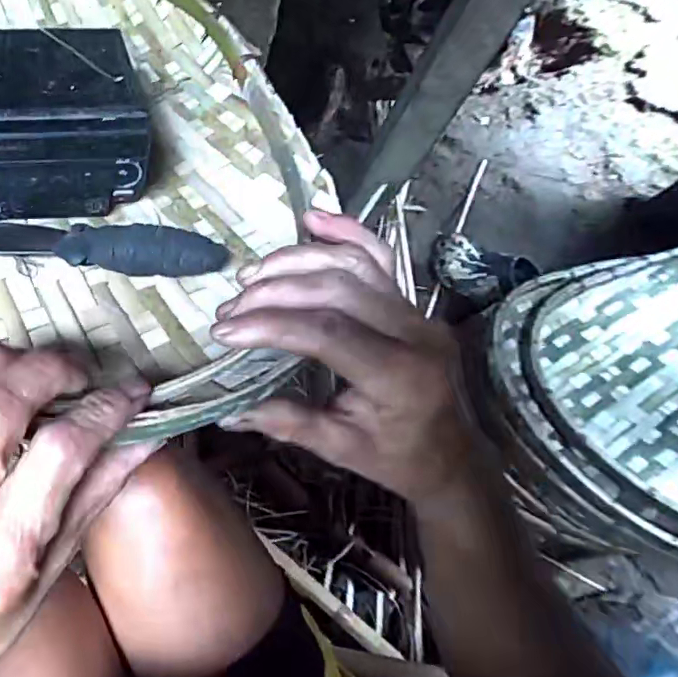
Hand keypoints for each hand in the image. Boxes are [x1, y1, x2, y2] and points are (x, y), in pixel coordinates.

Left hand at [0, 346, 156, 676]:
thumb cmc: (1, 607)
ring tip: (37, 370)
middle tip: (80, 376)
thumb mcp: (64, 558)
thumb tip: (152, 428)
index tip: (131, 392)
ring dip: (3, 361)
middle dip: (47, 373)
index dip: (103, 410)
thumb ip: (105, 483)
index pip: (58, 452)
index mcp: (2, 549)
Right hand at [210, 210, 482, 506]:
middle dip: (275, 290)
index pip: (326, 333)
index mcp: (398, 375)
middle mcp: (413, 331)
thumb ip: (289, 423)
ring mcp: (417, 310)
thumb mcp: (343, 450)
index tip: (225, 330)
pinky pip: (379, 256)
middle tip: (231, 306)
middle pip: (336, 289)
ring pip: (354, 263)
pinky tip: (312, 219)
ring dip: (298, 260)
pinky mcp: (413, 300)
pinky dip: (345, 232)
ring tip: (252, 274)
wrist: (452, 454)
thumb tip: (228, 411)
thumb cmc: (398, 457)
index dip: (271, 324)